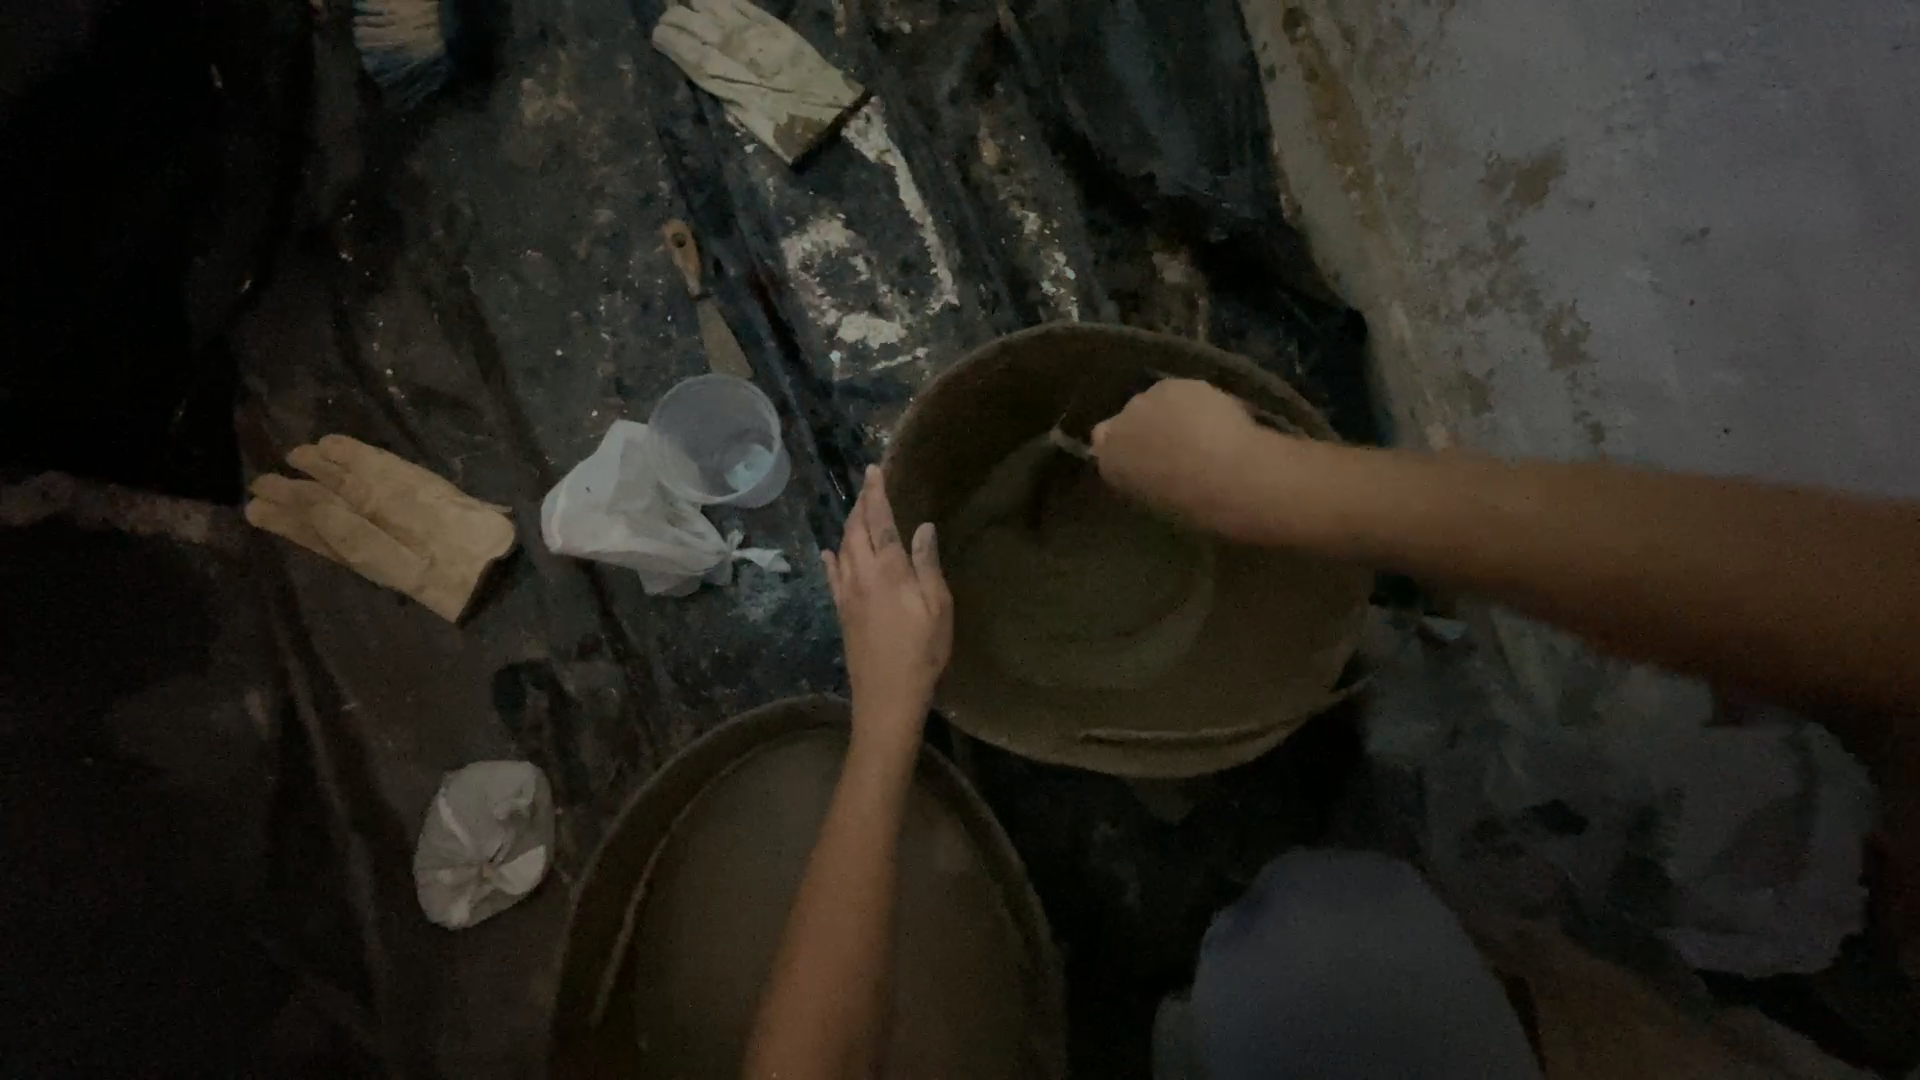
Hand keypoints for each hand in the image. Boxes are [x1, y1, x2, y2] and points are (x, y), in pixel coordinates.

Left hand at [823, 466, 952, 759]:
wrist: (887, 695)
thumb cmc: (922, 651)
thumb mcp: (938, 607)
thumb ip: (926, 564)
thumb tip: (922, 527)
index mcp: (888, 569)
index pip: (880, 520)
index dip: (876, 493)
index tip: (874, 469)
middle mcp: (861, 574)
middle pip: (855, 529)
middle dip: (860, 503)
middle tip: (868, 484)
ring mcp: (847, 593)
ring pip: (842, 548)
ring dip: (848, 525)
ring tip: (856, 511)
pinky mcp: (842, 611)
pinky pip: (832, 575)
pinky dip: (831, 558)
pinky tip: (829, 551)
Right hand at [1090, 379, 1285, 537]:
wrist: (1224, 475)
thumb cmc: (1191, 505)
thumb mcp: (1155, 500)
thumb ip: (1143, 478)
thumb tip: (1152, 469)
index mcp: (1109, 462)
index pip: (1105, 445)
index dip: (1127, 447)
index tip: (1147, 457)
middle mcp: (1118, 427)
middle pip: (1128, 418)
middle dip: (1147, 427)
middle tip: (1176, 445)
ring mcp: (1144, 401)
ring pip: (1155, 401)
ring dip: (1170, 411)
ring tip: (1200, 430)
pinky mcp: (1173, 385)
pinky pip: (1181, 392)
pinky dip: (1195, 402)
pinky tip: (1216, 418)